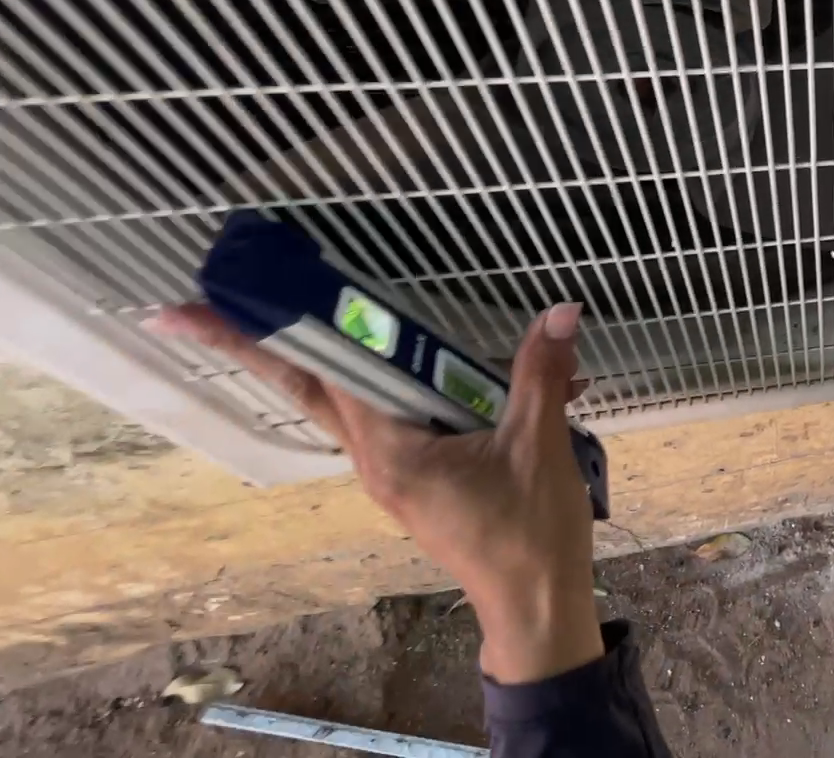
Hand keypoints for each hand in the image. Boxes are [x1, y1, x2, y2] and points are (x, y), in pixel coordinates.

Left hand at [147, 302, 603, 683]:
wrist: (537, 598)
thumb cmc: (528, 527)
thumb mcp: (538, 444)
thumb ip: (541, 374)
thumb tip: (562, 310)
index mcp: (394, 452)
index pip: (329, 377)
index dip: (282, 333)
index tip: (208, 306)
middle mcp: (381, 459)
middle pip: (319, 391)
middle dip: (266, 349)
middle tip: (200, 309)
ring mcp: (402, 470)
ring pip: (373, 400)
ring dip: (374, 358)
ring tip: (384, 314)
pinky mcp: (428, 475)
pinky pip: (417, 416)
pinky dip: (443, 386)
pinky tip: (507, 373)